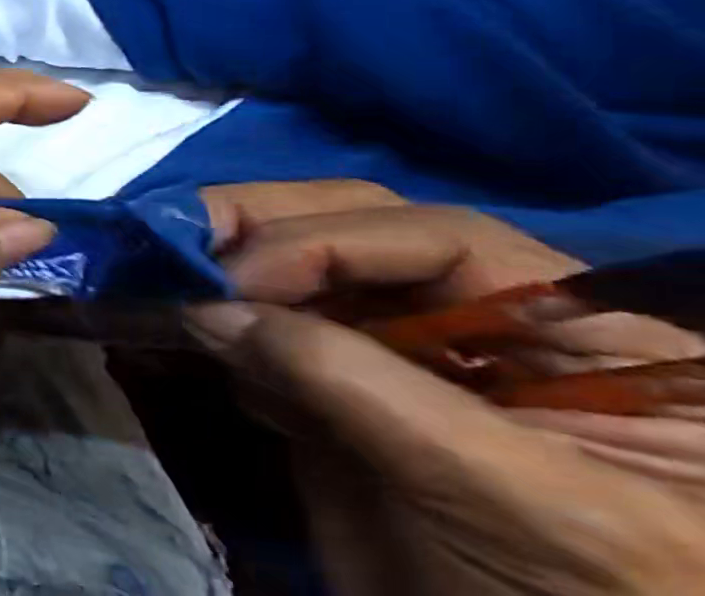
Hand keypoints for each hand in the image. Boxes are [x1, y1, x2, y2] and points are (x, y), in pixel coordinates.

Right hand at [188, 181, 704, 595]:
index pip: (432, 238)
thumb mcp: (508, 494)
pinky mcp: (336, 400)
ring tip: (156, 283)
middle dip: (256, 232)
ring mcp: (396, 359)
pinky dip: (214, 331)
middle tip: (171, 247)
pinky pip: (264, 342)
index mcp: (569, 325)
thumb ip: (357, 383)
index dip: (321, 240)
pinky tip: (174, 333)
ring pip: (294, 280)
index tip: (234, 280)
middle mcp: (473, 320)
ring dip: (219, 273)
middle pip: (351, 234)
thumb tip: (208, 307)